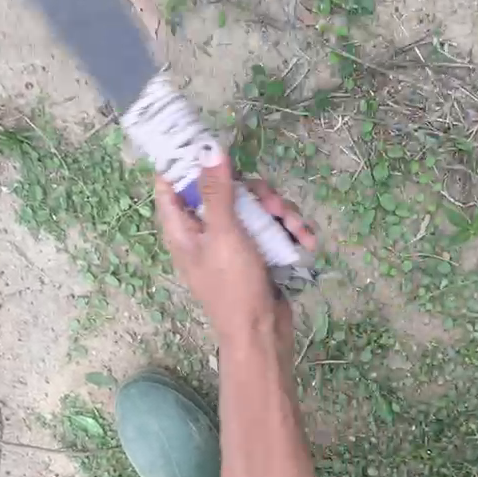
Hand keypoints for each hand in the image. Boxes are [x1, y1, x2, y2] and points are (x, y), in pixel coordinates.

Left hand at [153, 150, 316, 347]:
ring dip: (283, 214)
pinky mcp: (259, 252)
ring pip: (257, 207)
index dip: (186, 160)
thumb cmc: (233, 287)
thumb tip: (207, 148)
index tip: (210, 143)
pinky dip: (290, 232)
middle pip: (228, 189)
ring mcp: (234, 241)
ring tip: (298, 230)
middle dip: (258, 194)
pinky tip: (306, 242)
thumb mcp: (224, 234)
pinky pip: (274, 228)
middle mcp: (206, 230)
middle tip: (274, 205)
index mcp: (183, 226)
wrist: (262, 333)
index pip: (172, 181)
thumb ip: (217, 191)